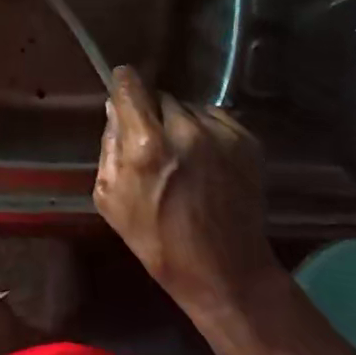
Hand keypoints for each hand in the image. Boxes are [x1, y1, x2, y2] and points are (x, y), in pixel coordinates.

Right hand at [93, 67, 280, 316]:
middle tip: (154, 142)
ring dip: (180, 122)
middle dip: (152, 114)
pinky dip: (206, 132)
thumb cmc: (157, 239)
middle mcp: (186, 129)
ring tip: (183, 156)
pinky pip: (215, 119)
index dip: (123, 85)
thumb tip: (114, 110)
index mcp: (147, 144)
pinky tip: (205, 161)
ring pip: (188, 107)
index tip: (121, 90)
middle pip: (160, 96)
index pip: (130, 86)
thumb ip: (109, 146)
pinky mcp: (247, 141)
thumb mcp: (110, 197)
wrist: (225, 270)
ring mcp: (221, 133)